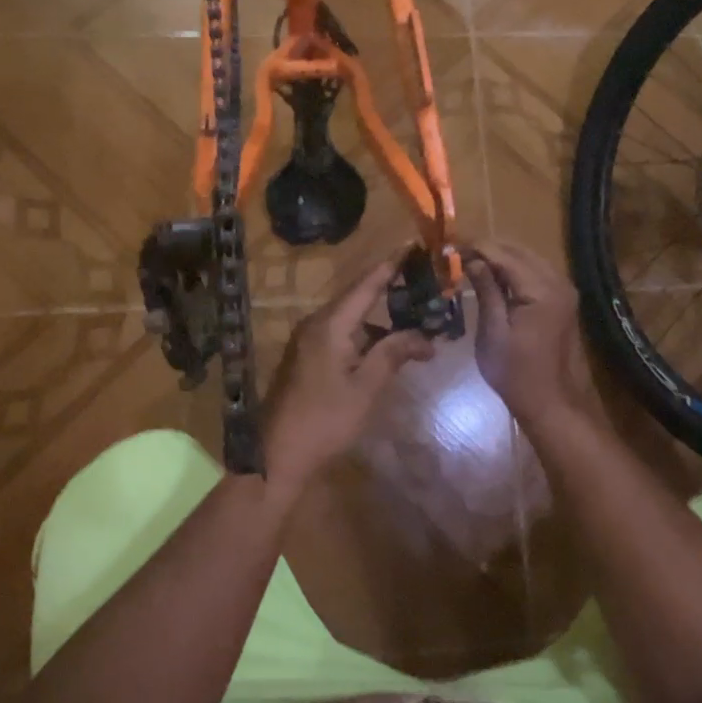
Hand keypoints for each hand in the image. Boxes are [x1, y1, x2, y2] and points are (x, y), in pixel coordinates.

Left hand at [263, 251, 434, 491]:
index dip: (392, 265)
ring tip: (416, 317)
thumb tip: (426, 337)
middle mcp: (316, 324)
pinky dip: (367, 334)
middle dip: (391, 289)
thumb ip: (393, 354)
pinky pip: (342, 334)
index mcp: (330, 324)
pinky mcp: (307, 358)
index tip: (414, 246)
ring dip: (381, 317)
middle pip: (359, 297)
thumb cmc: (324, 420)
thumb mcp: (366, 388)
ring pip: (351, 318)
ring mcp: (308, 341)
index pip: (367, 284)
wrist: (275, 456)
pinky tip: (388, 346)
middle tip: (424, 282)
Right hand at [465, 241, 597, 426]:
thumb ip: (486, 291)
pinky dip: (515, 269)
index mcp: (542, 291)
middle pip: (519, 251)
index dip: (477, 247)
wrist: (551, 403)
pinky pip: (536, 272)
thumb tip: (471, 260)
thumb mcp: (493, 332)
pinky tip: (494, 275)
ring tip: (471, 261)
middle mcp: (558, 283)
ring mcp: (564, 290)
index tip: (450, 244)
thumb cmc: (516, 374)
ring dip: (501, 257)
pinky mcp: (563, 300)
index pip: (505, 256)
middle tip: (457, 252)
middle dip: (488, 248)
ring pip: (529, 259)